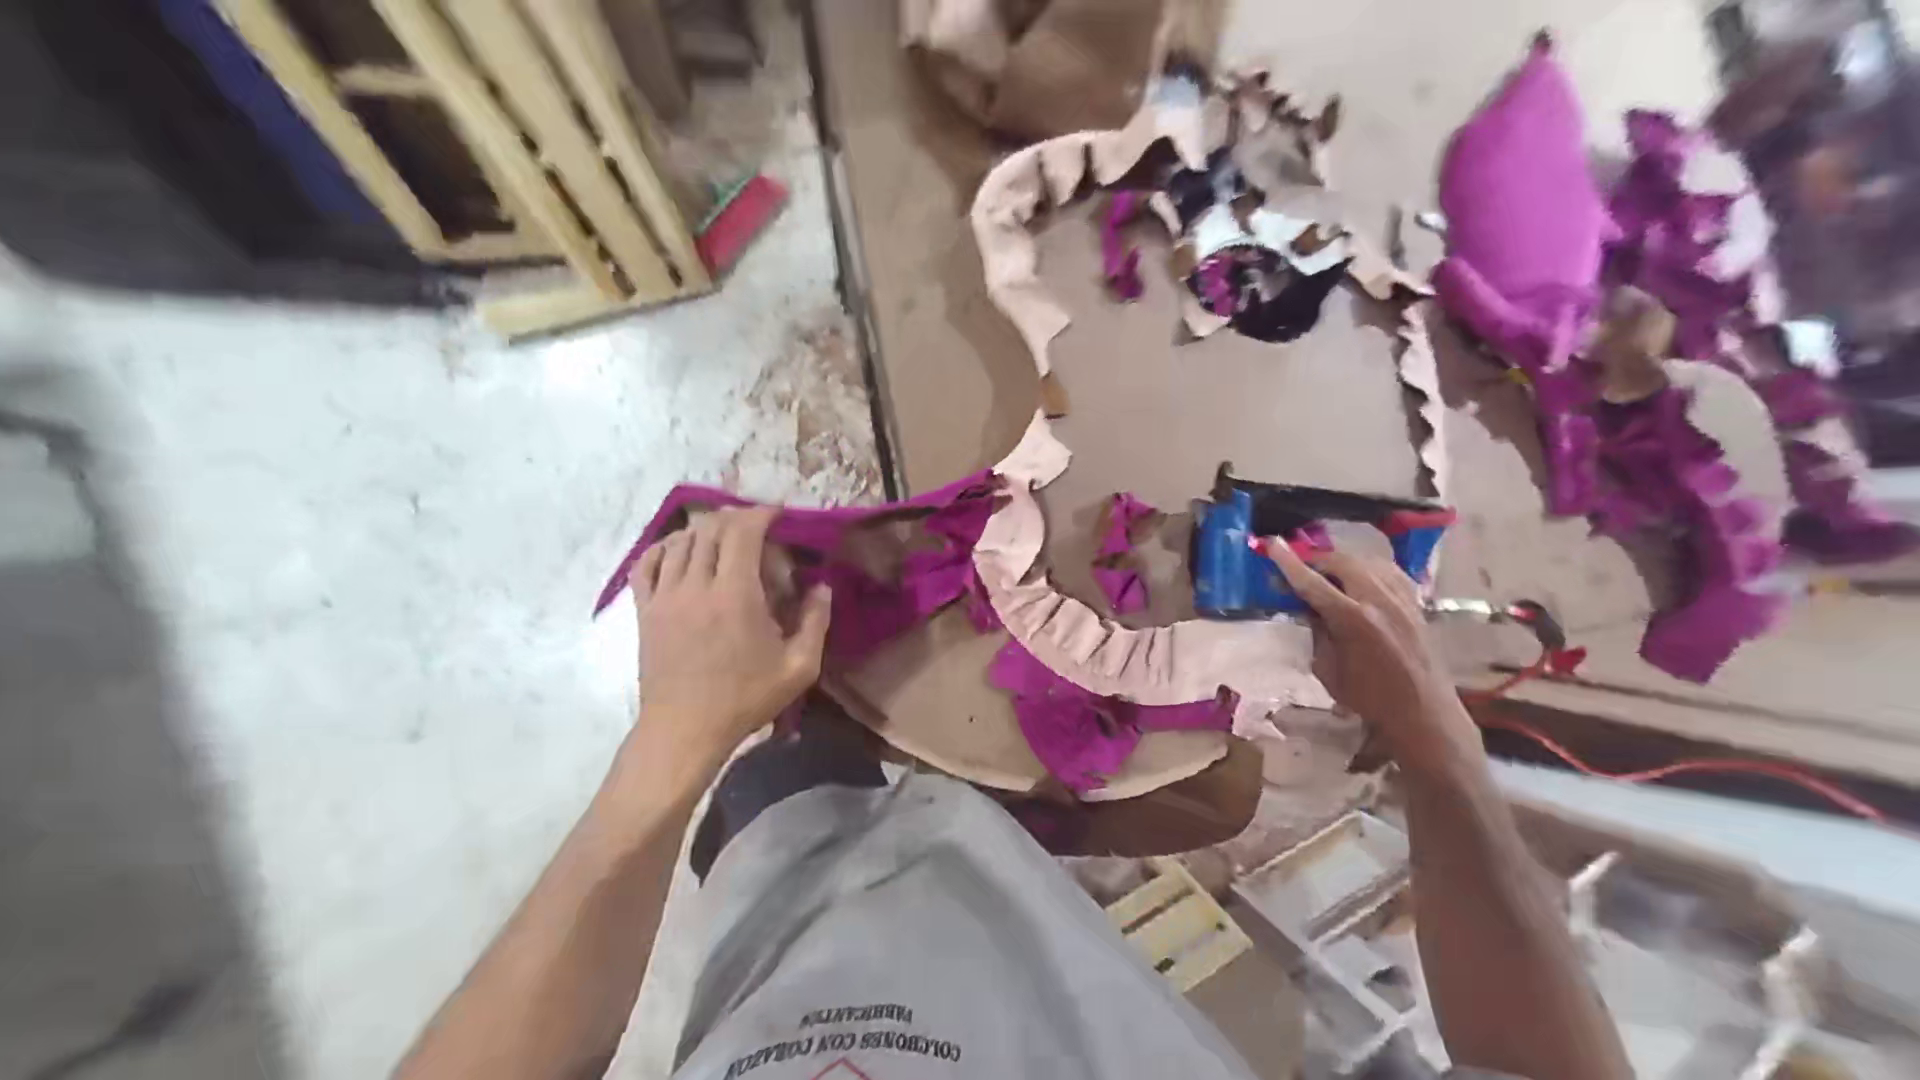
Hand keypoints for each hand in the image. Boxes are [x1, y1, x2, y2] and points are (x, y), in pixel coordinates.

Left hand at [629, 506, 831, 768]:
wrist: (685, 729)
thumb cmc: (745, 698)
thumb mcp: (799, 667)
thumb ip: (816, 622)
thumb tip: (821, 587)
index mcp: (735, 595)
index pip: (742, 532)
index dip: (760, 515)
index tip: (777, 515)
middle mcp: (696, 586)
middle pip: (711, 530)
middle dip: (736, 518)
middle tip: (756, 526)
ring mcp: (665, 597)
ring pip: (681, 541)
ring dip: (705, 530)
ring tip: (724, 536)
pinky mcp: (645, 611)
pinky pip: (647, 564)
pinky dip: (664, 547)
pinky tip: (678, 549)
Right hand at [1263, 541, 1481, 769]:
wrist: (1422, 712)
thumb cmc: (1367, 697)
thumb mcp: (1326, 667)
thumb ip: (1316, 631)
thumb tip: (1306, 608)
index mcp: (1352, 619)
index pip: (1312, 582)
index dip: (1288, 562)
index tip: (1271, 543)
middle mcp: (1379, 601)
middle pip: (1342, 562)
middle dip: (1317, 561)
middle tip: (1300, 570)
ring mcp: (1402, 600)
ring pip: (1367, 562)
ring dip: (1343, 563)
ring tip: (1328, 574)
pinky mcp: (1416, 604)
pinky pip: (1389, 572)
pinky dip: (1369, 570)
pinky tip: (1361, 579)